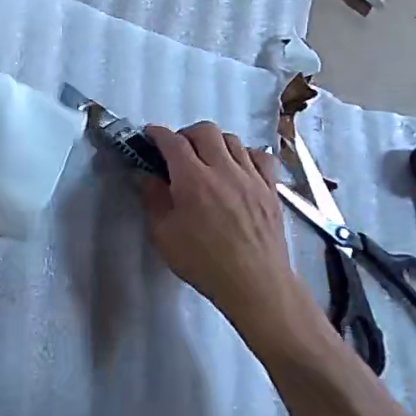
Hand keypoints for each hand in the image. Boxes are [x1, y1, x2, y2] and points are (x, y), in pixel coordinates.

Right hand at [141, 123, 302, 335]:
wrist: (254, 283)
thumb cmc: (204, 263)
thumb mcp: (164, 235)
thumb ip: (153, 199)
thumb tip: (145, 175)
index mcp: (193, 179)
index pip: (172, 141)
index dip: (157, 133)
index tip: (150, 136)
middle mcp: (223, 169)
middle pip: (205, 131)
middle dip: (186, 134)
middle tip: (178, 150)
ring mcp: (251, 176)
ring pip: (232, 140)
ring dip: (215, 143)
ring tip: (207, 159)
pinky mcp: (270, 188)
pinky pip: (260, 156)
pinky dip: (246, 154)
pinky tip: (239, 167)